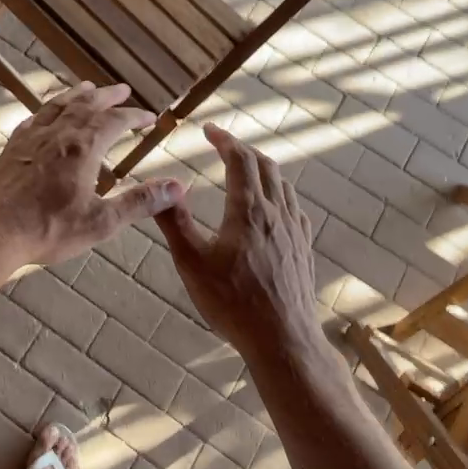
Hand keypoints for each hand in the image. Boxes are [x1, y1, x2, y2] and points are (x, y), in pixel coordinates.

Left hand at [0, 83, 183, 271]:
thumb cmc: (48, 229)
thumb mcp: (101, 222)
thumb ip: (139, 202)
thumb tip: (177, 187)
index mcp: (83, 148)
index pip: (115, 121)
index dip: (134, 116)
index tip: (149, 116)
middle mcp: (57, 135)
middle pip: (86, 104)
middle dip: (107, 96)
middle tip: (121, 89)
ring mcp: (31, 139)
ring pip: (57, 106)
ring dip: (75, 95)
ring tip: (87, 87)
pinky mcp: (11, 150)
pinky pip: (32, 120)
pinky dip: (45, 111)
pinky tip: (45, 115)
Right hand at [153, 124, 321, 354]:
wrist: (281, 339)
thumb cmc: (232, 301)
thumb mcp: (191, 262)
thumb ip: (175, 222)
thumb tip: (164, 187)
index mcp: (249, 211)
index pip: (240, 160)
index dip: (224, 140)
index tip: (208, 130)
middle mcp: (276, 213)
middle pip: (265, 166)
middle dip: (242, 149)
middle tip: (222, 145)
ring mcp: (294, 231)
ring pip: (283, 185)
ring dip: (262, 168)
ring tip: (244, 169)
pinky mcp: (303, 249)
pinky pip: (294, 206)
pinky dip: (279, 192)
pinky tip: (272, 206)